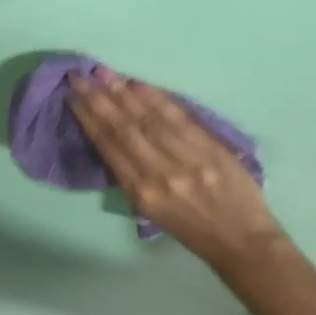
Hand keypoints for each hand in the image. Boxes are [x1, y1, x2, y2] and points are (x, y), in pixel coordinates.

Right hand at [66, 68, 283, 263]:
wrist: (243, 241)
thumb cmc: (193, 229)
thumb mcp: (152, 212)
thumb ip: (133, 177)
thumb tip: (113, 141)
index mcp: (141, 192)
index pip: (109, 147)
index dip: (88, 119)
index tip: (72, 97)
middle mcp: (159, 173)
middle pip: (123, 128)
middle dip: (97, 99)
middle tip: (78, 76)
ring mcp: (187, 158)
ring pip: (147, 119)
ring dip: (121, 93)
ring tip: (102, 73)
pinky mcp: (210, 148)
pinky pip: (178, 118)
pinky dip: (156, 99)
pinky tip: (138, 84)